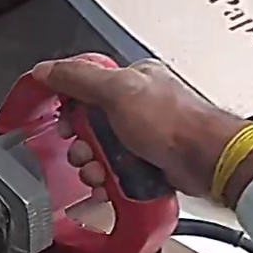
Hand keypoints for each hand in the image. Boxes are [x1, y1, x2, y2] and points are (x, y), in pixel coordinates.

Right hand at [30, 55, 252, 205]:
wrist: (206, 163)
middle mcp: (134, 106)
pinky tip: (108, 182)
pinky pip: (109, 170)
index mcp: (130, 80)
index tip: (66, 121)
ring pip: (95, 151)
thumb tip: (46, 70)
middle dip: (80, 143)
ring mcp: (138, 135)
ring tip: (101, 169)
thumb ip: (78, 78)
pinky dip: (104, 179)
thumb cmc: (176, 124)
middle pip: (85, 125)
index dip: (68, 107)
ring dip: (91, 165)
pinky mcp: (141, 161)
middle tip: (85, 148)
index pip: (82, 86)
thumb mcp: (118, 92)